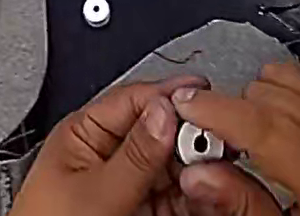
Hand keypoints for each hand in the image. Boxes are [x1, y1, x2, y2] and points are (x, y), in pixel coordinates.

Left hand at [9, 75, 205, 215]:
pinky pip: (169, 196)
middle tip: (217, 138)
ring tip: (216, 167)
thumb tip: (166, 109)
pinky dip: (190, 194)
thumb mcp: (94, 195)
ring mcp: (120, 186)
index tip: (205, 96)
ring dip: (193, 166)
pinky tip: (206, 193)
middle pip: (156, 131)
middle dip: (187, 135)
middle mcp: (104, 155)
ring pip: (168, 165)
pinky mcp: (134, 211)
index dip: (171, 95)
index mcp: (82, 135)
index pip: (134, 99)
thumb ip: (134, 153)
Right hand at [171, 62, 299, 215]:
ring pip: (284, 79)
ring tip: (241, 138)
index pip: (263, 125)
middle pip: (269, 97)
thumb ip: (245, 206)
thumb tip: (198, 175)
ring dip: (255, 101)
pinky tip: (271, 125)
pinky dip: (279, 94)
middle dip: (233, 113)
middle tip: (209, 142)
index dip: (217, 111)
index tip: (185, 104)